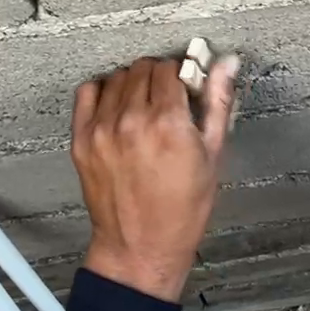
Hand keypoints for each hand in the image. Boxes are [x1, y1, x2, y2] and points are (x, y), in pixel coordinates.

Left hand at [71, 55, 238, 301]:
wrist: (141, 247)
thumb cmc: (182, 208)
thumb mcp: (213, 153)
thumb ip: (218, 100)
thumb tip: (227, 62)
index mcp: (169, 122)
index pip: (170, 68)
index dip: (182, 74)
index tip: (186, 84)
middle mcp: (133, 120)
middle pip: (144, 68)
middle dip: (159, 76)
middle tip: (167, 98)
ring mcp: (103, 130)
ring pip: (118, 77)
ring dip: (133, 83)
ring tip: (144, 106)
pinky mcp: (82, 140)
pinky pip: (87, 92)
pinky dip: (103, 92)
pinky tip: (117, 107)